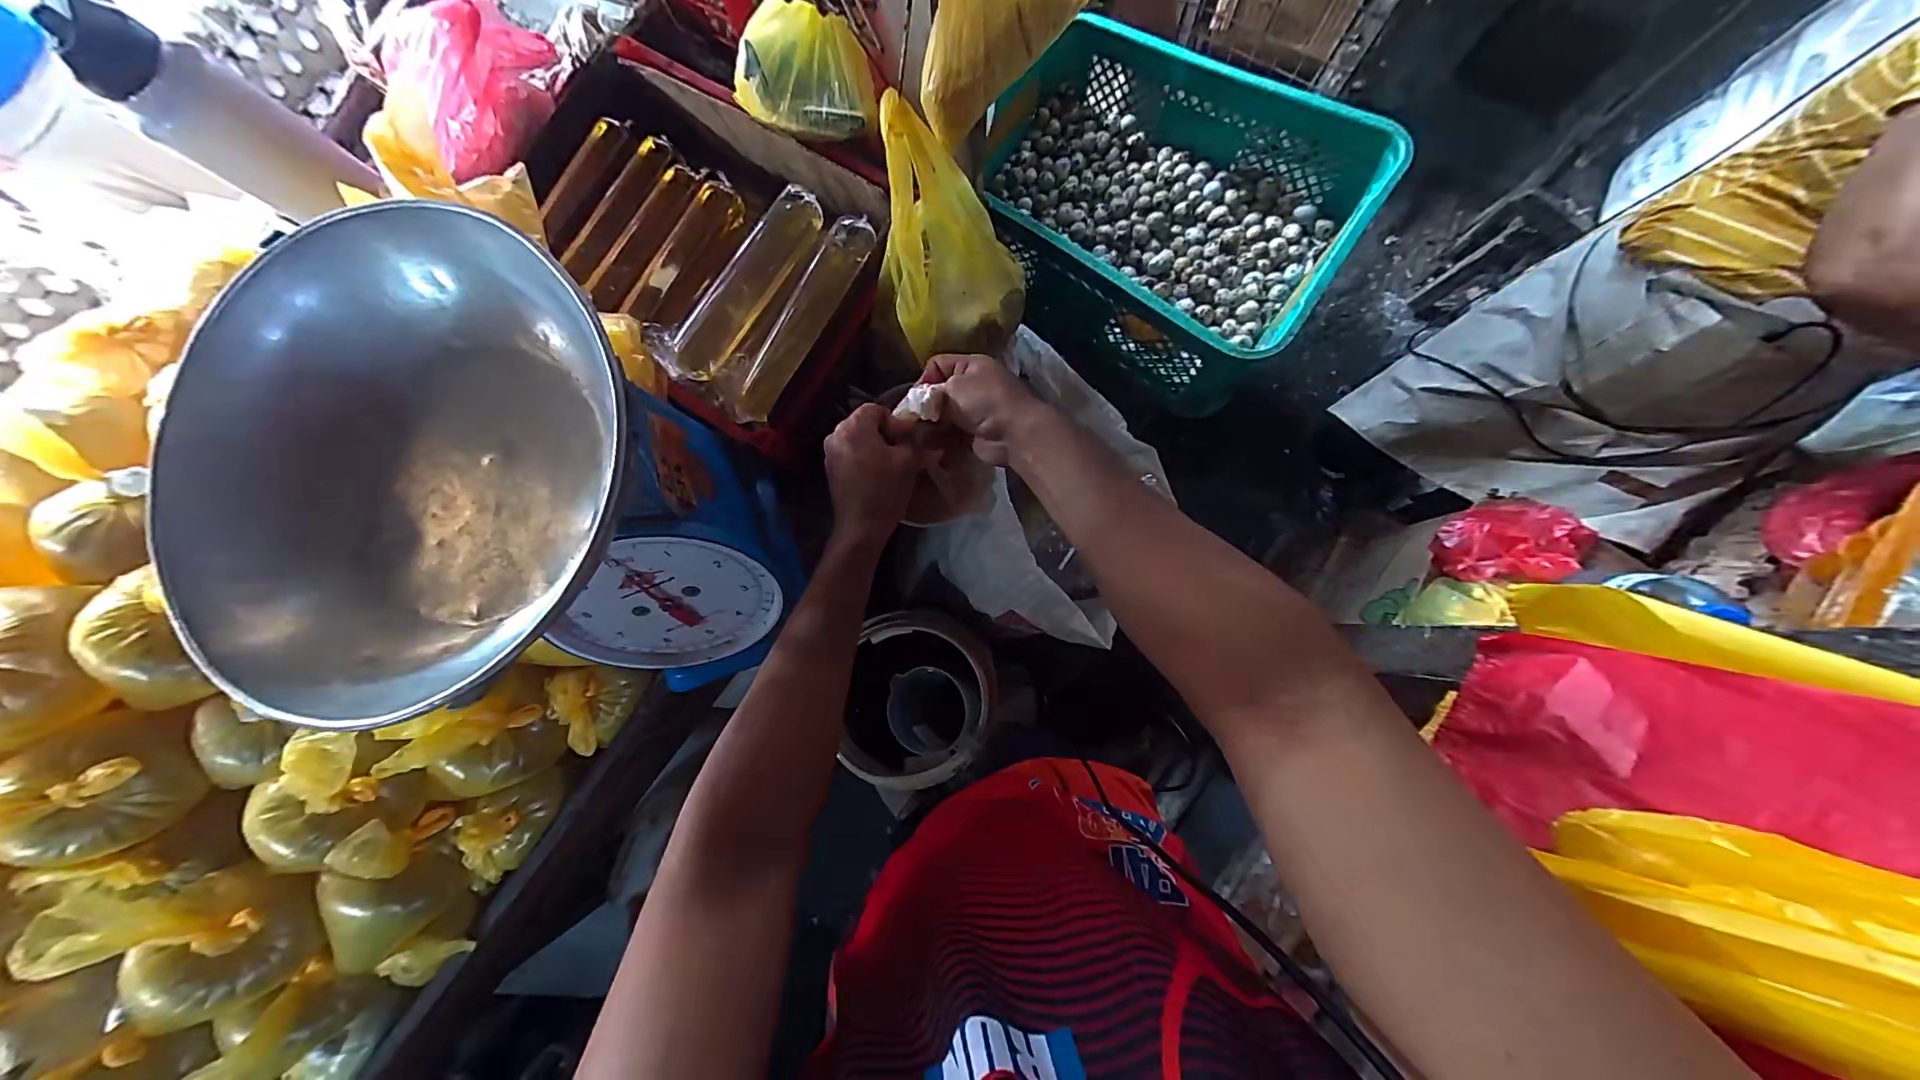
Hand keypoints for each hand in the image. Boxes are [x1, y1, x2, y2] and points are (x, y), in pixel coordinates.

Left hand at [823, 404, 924, 545]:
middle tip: (902, 451)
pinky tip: (877, 474)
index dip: (895, 421)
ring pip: (858, 439)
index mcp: (853, 427)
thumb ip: (917, 445)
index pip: (876, 409)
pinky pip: (851, 453)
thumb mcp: (908, 463)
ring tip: (892, 464)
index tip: (908, 440)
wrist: (861, 526)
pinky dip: (865, 457)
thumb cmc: (885, 489)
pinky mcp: (831, 470)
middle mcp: (836, 435)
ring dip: (875, 446)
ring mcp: (830, 453)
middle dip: (885, 433)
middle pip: (864, 423)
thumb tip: (932, 444)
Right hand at [919, 354, 1048, 465]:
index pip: (937, 365)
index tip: (915, 398)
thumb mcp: (954, 387)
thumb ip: (931, 392)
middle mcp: (973, 386)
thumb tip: (918, 404)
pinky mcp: (974, 434)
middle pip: (939, 393)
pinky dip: (939, 440)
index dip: (923, 379)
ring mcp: (974, 412)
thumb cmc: (985, 402)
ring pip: (942, 417)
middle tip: (911, 420)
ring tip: (918, 436)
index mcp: (971, 365)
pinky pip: (950, 435)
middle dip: (924, 407)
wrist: (1015, 433)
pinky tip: (929, 446)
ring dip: (929, 427)